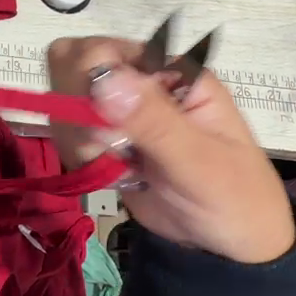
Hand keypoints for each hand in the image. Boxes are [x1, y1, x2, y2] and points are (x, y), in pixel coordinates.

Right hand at [46, 37, 294, 263]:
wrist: (228, 246)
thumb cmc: (233, 197)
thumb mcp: (199, 162)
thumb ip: (153, 120)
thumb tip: (105, 79)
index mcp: (169, 72)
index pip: (100, 50)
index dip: (86, 83)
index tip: (101, 127)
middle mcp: (138, 80)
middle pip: (70, 66)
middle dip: (78, 113)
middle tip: (109, 148)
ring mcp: (116, 107)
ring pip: (63, 99)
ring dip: (77, 139)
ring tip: (117, 166)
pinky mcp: (102, 135)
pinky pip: (66, 130)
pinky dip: (77, 155)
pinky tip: (110, 173)